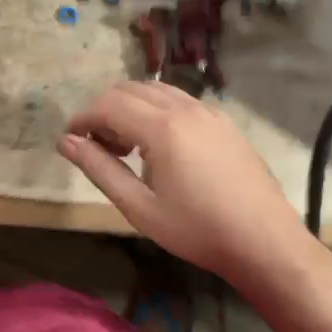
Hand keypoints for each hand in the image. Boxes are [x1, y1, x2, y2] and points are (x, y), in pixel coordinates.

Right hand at [58, 81, 315, 286]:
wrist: (265, 242)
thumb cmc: (198, 231)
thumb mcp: (140, 208)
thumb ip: (100, 169)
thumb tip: (66, 142)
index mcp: (162, 128)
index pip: (108, 104)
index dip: (83, 118)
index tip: (70, 140)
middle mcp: (184, 108)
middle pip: (129, 89)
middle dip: (104, 111)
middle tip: (99, 149)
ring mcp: (208, 111)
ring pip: (155, 90)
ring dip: (131, 108)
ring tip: (127, 148)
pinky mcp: (223, 121)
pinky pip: (179, 100)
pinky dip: (156, 110)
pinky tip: (160, 147)